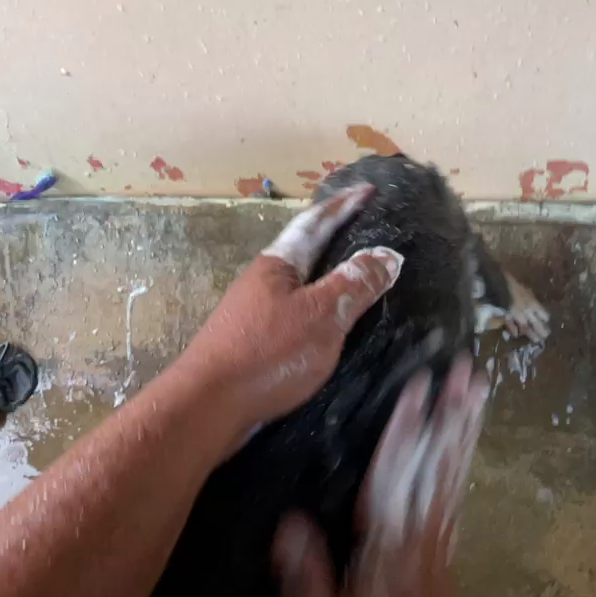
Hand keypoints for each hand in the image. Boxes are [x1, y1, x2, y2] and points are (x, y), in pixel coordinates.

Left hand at [168, 184, 402, 434]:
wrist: (208, 407)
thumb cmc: (267, 354)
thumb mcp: (321, 316)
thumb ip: (354, 284)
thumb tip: (387, 255)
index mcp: (280, 264)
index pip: (317, 222)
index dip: (345, 205)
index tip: (369, 189)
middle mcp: (266, 281)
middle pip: (307, 248)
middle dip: (336, 235)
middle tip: (367, 224)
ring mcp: (257, 312)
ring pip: (302, 283)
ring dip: (330, 274)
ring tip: (359, 273)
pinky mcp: (257, 343)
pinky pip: (299, 312)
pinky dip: (322, 308)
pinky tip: (334, 324)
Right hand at [273, 355, 557, 596]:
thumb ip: (308, 589)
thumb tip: (289, 524)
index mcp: (387, 558)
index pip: (394, 481)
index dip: (405, 431)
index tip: (418, 384)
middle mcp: (421, 543)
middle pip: (437, 467)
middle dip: (451, 414)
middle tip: (469, 366)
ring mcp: (440, 549)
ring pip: (454, 476)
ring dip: (466, 428)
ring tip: (478, 386)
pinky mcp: (447, 559)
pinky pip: (458, 497)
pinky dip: (465, 461)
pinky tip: (468, 439)